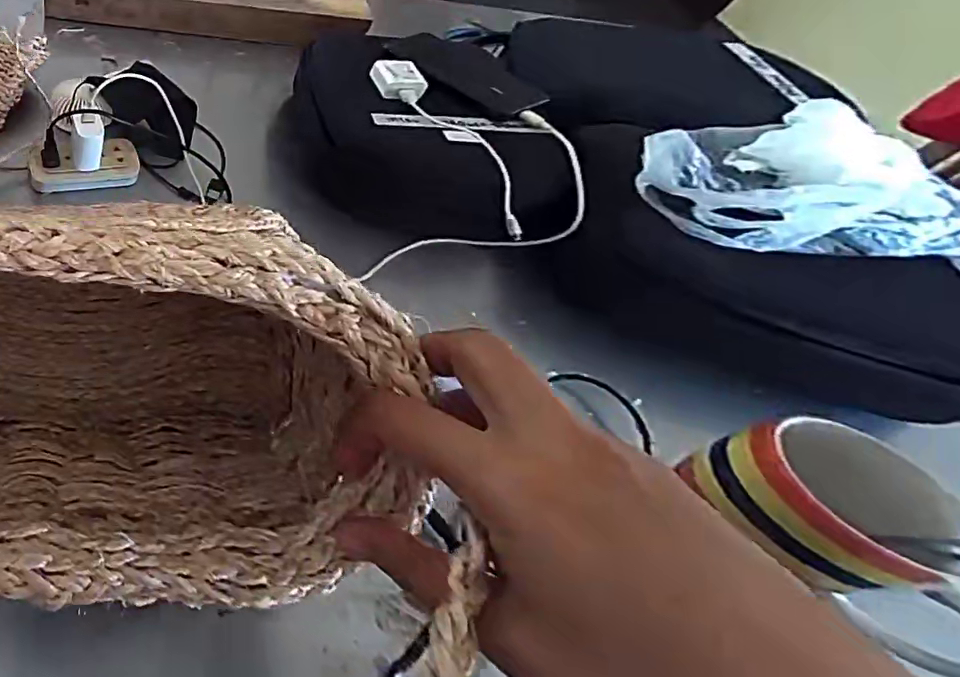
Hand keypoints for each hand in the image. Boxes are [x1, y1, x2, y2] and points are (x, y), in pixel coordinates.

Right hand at [333, 330, 902, 676]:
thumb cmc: (632, 664)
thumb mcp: (510, 631)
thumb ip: (416, 570)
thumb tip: (344, 534)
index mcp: (511, 477)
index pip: (401, 413)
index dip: (357, 428)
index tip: (349, 466)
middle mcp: (555, 439)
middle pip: (477, 347)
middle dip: (424, 355)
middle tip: (401, 399)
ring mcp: (607, 445)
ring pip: (519, 387)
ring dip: (472, 403)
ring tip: (460, 469)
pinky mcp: (647, 466)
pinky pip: (560, 426)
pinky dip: (520, 438)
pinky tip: (534, 507)